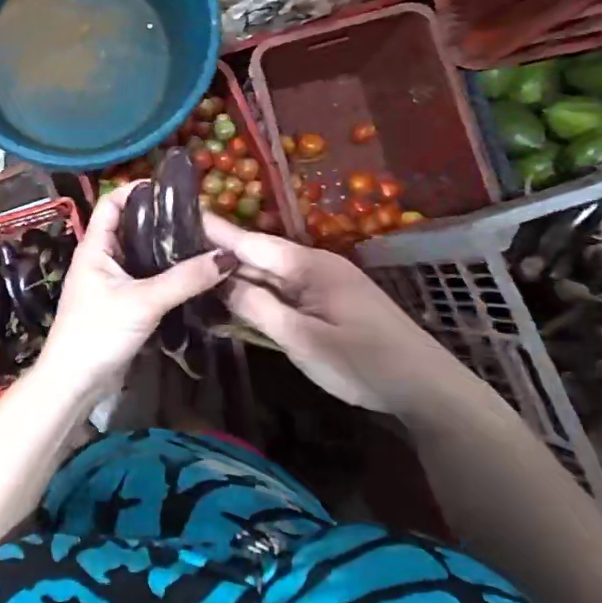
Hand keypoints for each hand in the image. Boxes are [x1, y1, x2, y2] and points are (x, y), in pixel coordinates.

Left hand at [36, 184, 236, 391]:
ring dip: (164, 248)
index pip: (111, 204)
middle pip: (129, 228)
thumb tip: (227, 256)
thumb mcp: (144, 301)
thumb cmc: (98, 333)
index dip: (136, 189)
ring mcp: (109, 283)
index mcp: (94, 248)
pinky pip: (144, 279)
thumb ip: (185, 279)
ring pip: (138, 255)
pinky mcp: (119, 305)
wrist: (74, 380)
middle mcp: (99, 260)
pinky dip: (164, 273)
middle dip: (159, 219)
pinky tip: (190, 274)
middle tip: (198, 217)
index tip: (171, 186)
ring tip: (201, 241)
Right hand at [205, 213, 471, 414]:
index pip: (251, 242)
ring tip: (191, 266)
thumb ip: (257, 308)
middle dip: (219, 250)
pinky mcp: (327, 302)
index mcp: (309, 267)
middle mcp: (315, 266)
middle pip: (258, 254)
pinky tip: (231, 295)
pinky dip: (255, 291)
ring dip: (234, 272)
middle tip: (173, 245)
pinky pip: (281, 290)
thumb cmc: (364, 364)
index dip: (215, 230)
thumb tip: (219, 280)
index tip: (180, 213)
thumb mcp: (302, 339)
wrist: (427, 389)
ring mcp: (322, 284)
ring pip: (268, 273)